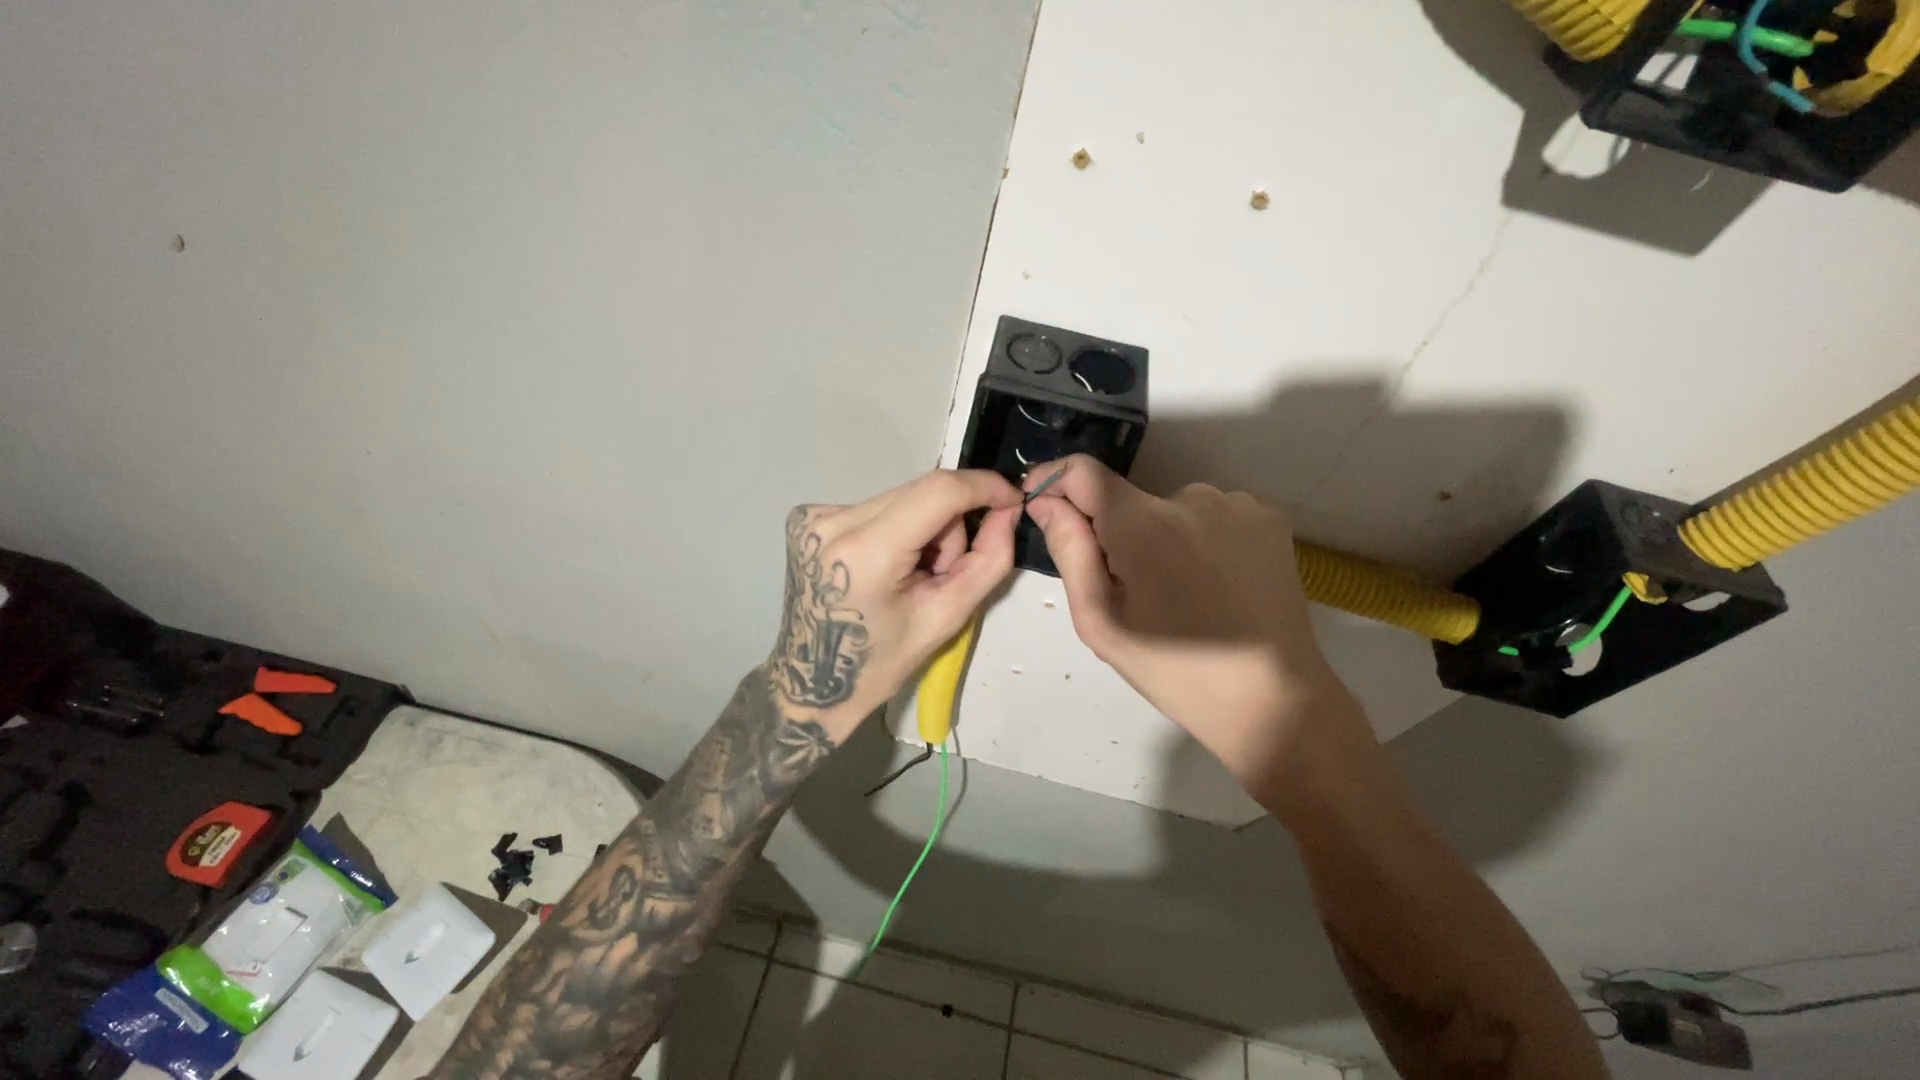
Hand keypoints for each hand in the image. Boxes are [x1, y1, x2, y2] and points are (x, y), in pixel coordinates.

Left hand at [768, 468, 1023, 738]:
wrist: (813, 684)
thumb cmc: (882, 661)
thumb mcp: (947, 617)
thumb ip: (988, 559)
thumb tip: (1008, 509)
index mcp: (865, 552)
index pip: (938, 491)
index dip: (983, 487)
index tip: (1011, 498)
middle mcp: (832, 522)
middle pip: (922, 491)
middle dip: (949, 525)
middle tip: (939, 573)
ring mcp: (813, 517)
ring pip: (902, 496)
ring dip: (922, 528)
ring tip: (908, 577)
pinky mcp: (807, 518)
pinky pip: (877, 506)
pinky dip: (894, 530)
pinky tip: (882, 569)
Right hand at [1022, 455, 1362, 797]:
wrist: (1271, 699)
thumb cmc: (1175, 670)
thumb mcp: (1102, 622)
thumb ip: (1070, 552)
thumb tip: (1044, 501)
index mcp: (1143, 525)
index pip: (1084, 472)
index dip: (1055, 480)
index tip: (1043, 502)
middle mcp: (1191, 497)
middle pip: (1131, 500)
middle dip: (1119, 533)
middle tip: (1134, 590)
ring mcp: (1237, 504)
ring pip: (1174, 508)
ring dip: (1165, 536)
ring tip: (1184, 592)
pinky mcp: (1269, 517)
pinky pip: (1215, 515)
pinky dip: (1204, 538)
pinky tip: (1219, 582)